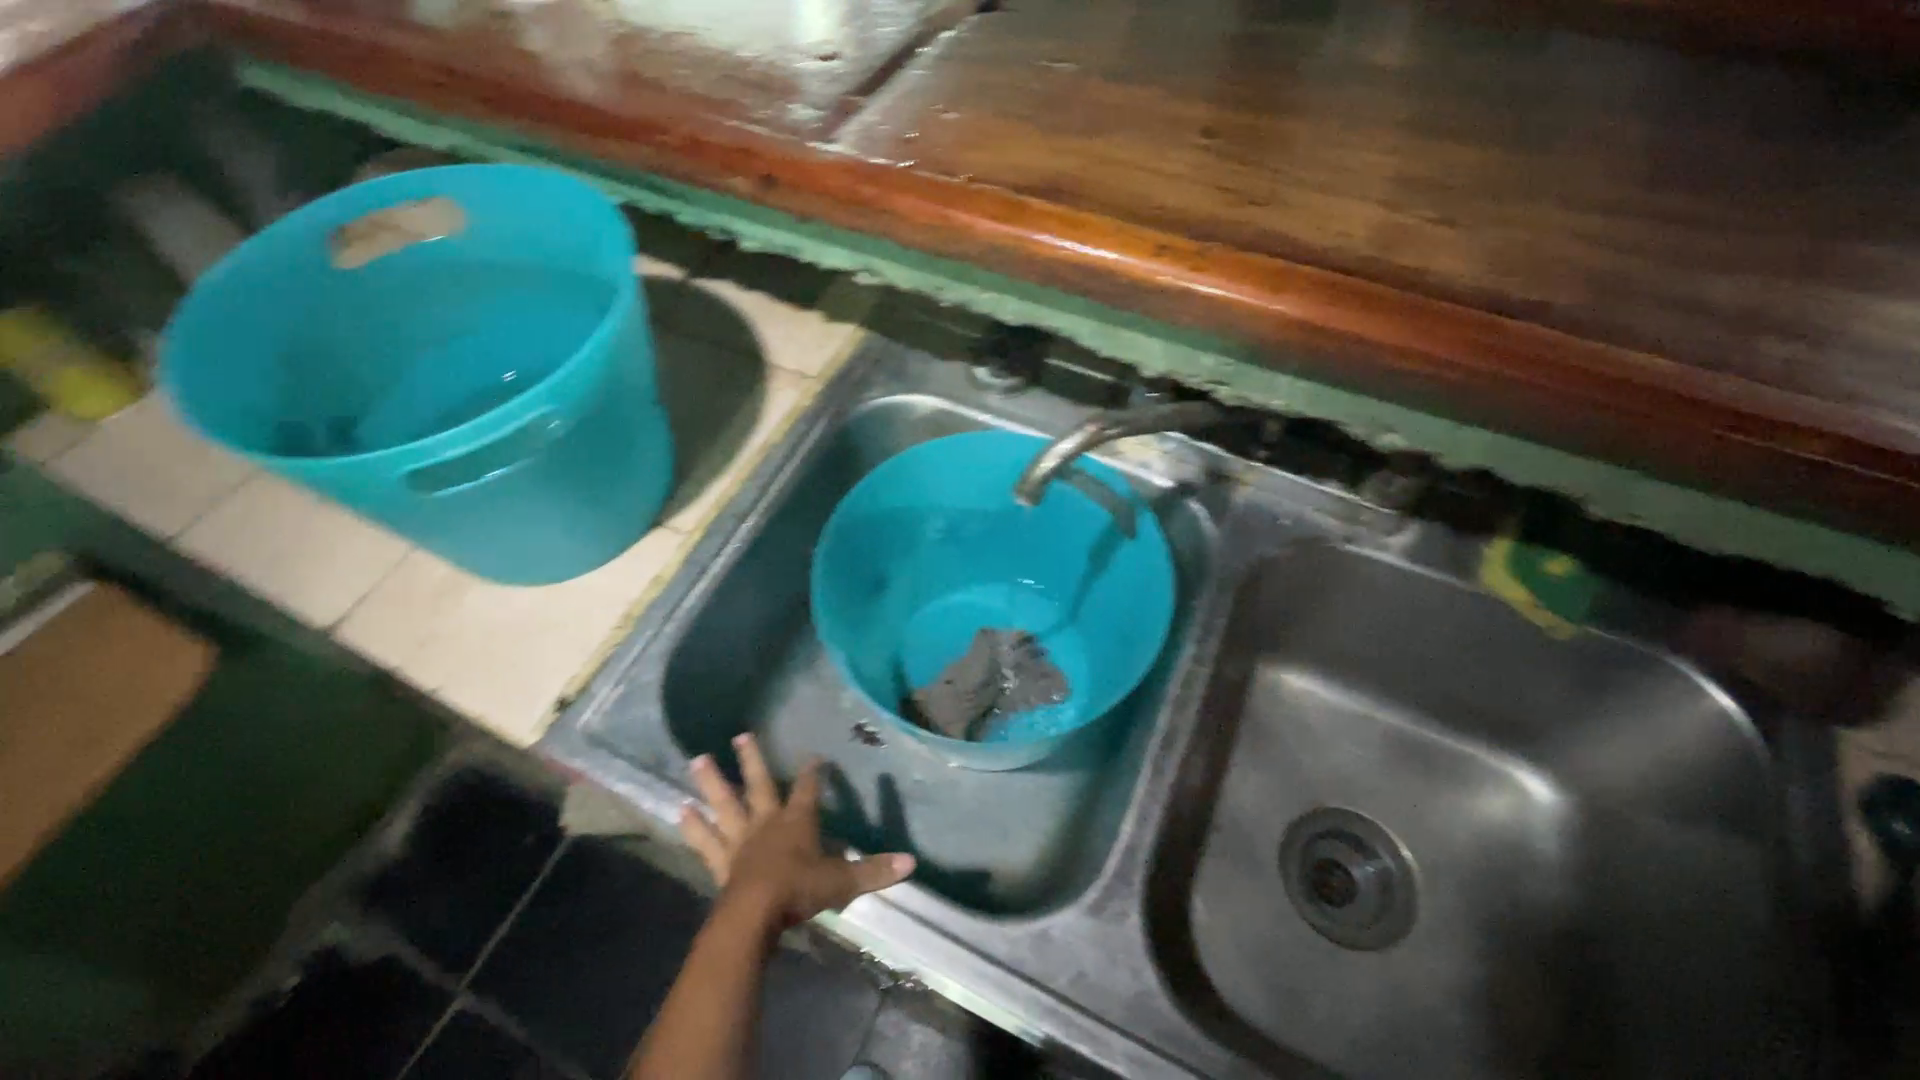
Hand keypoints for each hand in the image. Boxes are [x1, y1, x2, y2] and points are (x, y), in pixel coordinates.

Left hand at [679, 734, 914, 929]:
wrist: (756, 914)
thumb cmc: (801, 890)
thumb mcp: (844, 882)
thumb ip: (875, 871)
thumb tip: (912, 863)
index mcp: (798, 822)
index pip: (808, 789)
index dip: (812, 773)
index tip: (814, 756)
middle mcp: (767, 822)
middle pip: (759, 785)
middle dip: (752, 760)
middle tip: (740, 735)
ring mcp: (740, 840)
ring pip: (725, 804)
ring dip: (712, 783)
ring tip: (697, 759)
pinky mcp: (720, 861)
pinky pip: (705, 840)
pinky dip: (693, 826)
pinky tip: (680, 811)